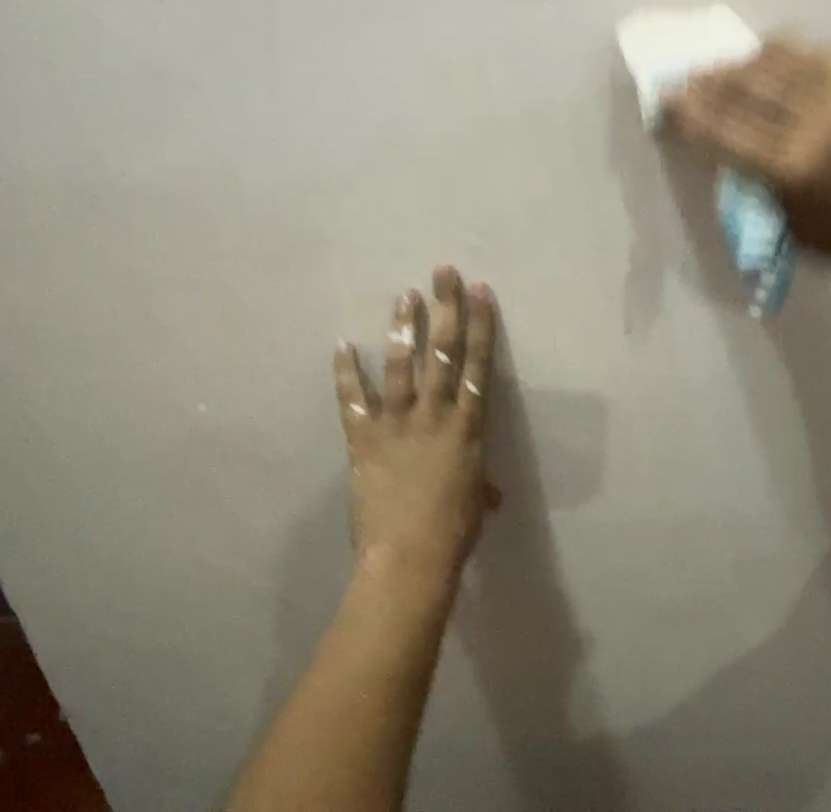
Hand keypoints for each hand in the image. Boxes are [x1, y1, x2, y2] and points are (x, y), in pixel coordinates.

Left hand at [333, 267, 500, 583]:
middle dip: (445, 309)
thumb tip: (488, 490)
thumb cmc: (454, 533)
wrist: (410, 558)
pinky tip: (342, 344)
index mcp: (468, 427)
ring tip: (404, 295)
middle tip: (443, 272)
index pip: (478, 366)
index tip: (481, 292)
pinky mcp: (363, 439)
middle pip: (442, 352)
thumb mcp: (476, 502)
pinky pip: (353, 399)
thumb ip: (479, 484)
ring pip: (401, 366)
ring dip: (403, 328)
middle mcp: (435, 415)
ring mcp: (397, 424)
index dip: (481, 326)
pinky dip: (346, 373)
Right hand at [670, 39, 830, 285]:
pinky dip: (787, 54)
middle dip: (708, 81)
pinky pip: (819, 55)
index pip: (724, 131)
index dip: (689, 113)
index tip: (666, 101)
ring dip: (743, 61)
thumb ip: (756, 179)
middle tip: (685, 76)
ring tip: (722, 64)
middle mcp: (819, 125)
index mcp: (794, 171)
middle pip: (746, 88)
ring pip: (780, 60)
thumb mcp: (791, 225)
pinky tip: (768, 55)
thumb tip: (723, 134)